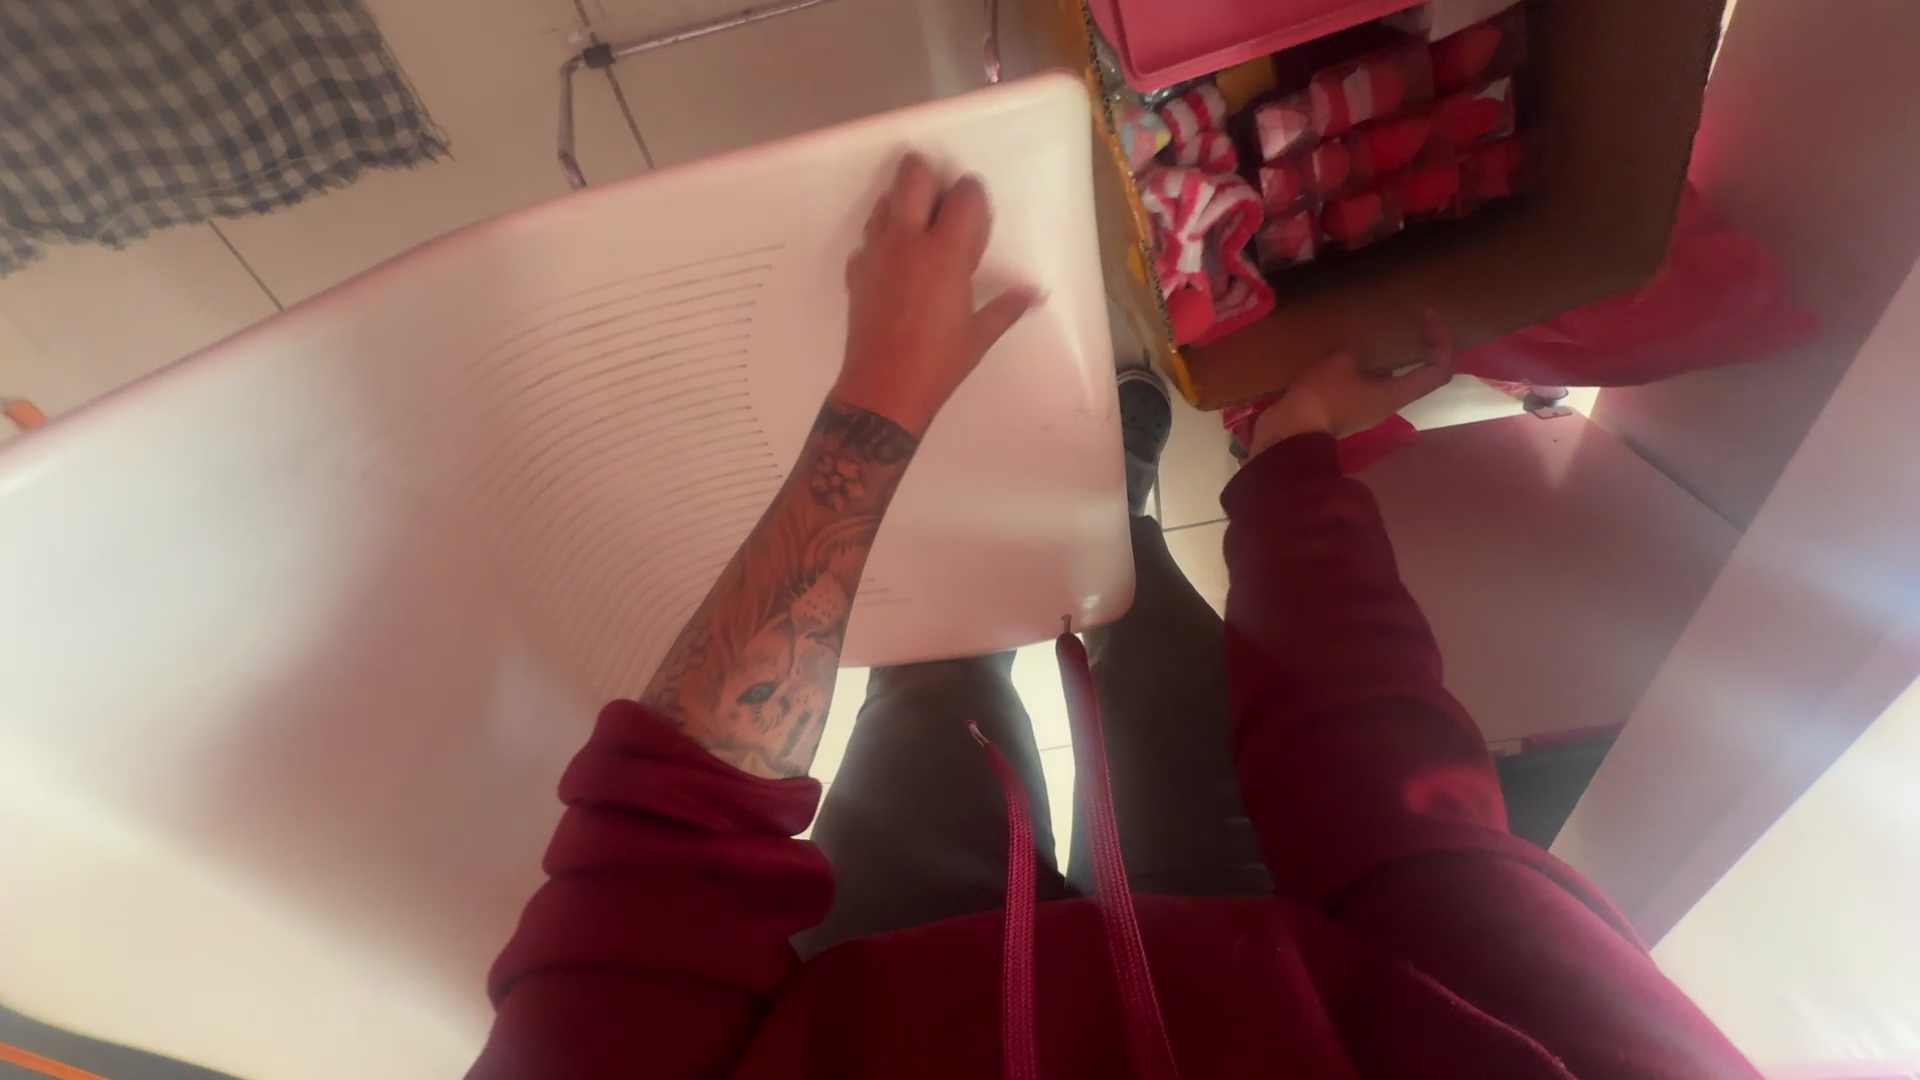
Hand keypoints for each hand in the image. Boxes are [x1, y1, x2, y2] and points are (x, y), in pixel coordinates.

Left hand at [831, 154, 1041, 435]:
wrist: (883, 389)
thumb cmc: (938, 364)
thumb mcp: (978, 336)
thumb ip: (1007, 307)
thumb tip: (1035, 295)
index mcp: (945, 253)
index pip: (963, 194)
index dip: (973, 197)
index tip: (976, 221)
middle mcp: (907, 241)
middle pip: (913, 174)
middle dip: (931, 178)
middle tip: (943, 209)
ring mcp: (876, 252)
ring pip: (885, 200)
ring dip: (904, 206)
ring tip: (920, 237)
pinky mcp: (856, 270)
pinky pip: (868, 237)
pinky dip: (883, 240)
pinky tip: (896, 268)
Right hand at [1248, 311, 1454, 455]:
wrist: (1287, 433)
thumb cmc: (1321, 398)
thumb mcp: (1340, 362)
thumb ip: (1356, 351)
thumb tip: (1354, 352)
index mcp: (1396, 394)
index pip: (1438, 370)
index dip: (1440, 342)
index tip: (1425, 319)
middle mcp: (1386, 404)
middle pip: (1414, 375)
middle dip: (1412, 348)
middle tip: (1402, 324)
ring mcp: (1363, 411)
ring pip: (1385, 380)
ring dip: (1382, 358)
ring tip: (1368, 335)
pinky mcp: (1341, 412)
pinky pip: (1359, 385)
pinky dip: (1358, 369)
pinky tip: (1340, 354)